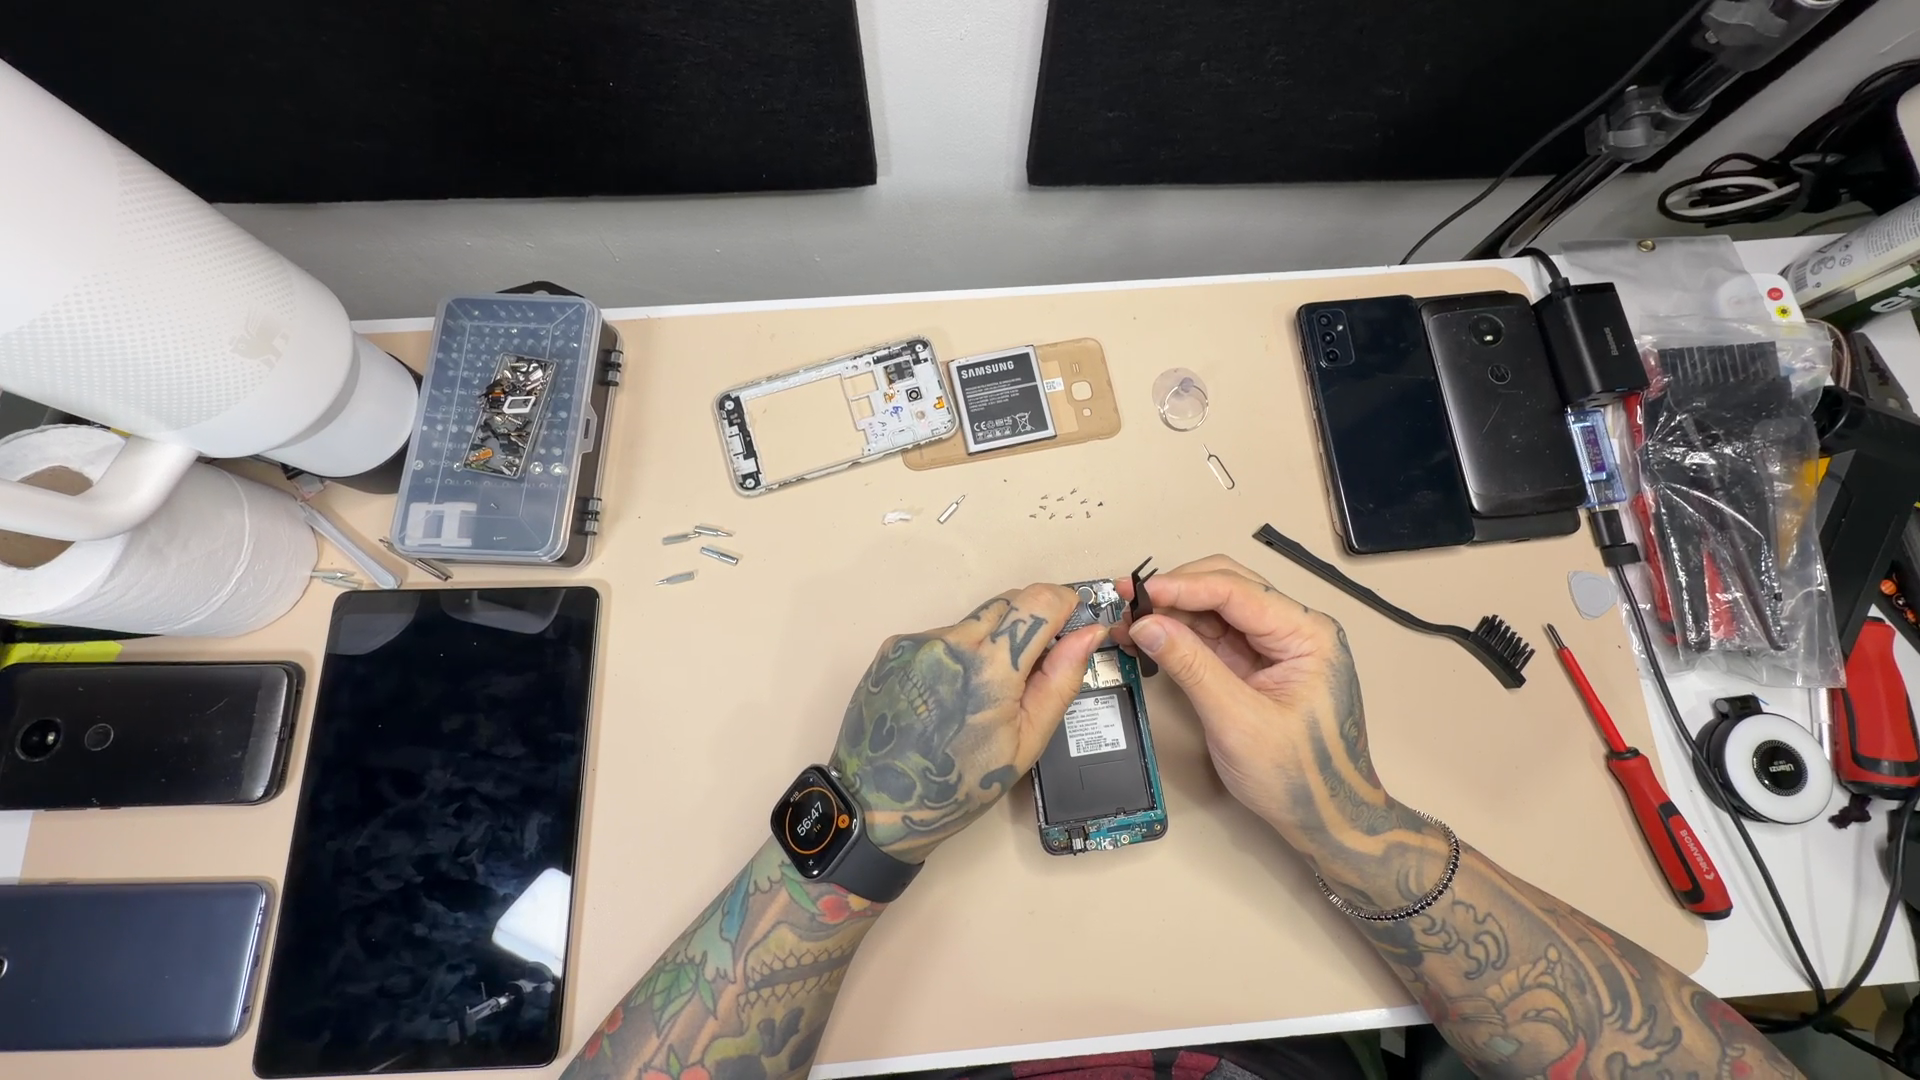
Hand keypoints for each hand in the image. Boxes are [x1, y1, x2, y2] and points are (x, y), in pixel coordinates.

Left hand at [831, 584, 1104, 863]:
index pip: (1040, 600)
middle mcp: (950, 641)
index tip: (1073, 617)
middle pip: (1008, 602)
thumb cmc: (959, 785)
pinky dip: (958, 653)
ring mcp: (918, 642)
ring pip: (974, 619)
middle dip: (1031, 622)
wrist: (876, 803)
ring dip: (992, 639)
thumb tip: (1089, 634)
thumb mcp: (1026, 743)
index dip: (1065, 602)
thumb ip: (1060, 681)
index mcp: (989, 668)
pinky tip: (951, 693)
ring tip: (983, 691)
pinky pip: (942, 635)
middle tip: (1034, 664)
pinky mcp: (894, 647)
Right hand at [1113, 555, 1415, 861]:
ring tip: (1131, 623)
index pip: (1238, 591)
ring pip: (1212, 608)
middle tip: (1130, 603)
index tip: (1142, 593)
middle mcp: (1292, 631)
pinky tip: (1149, 637)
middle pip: (1225, 587)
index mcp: (1307, 635)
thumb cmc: (1303, 778)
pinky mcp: (1253, 663)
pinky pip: (1210, 634)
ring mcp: (1271, 646)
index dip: (1183, 586)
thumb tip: (1148, 626)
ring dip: (1170, 612)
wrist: (1326, 820)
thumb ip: (1191, 667)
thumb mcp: (1238, 721)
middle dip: (1174, 592)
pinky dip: (1177, 633)